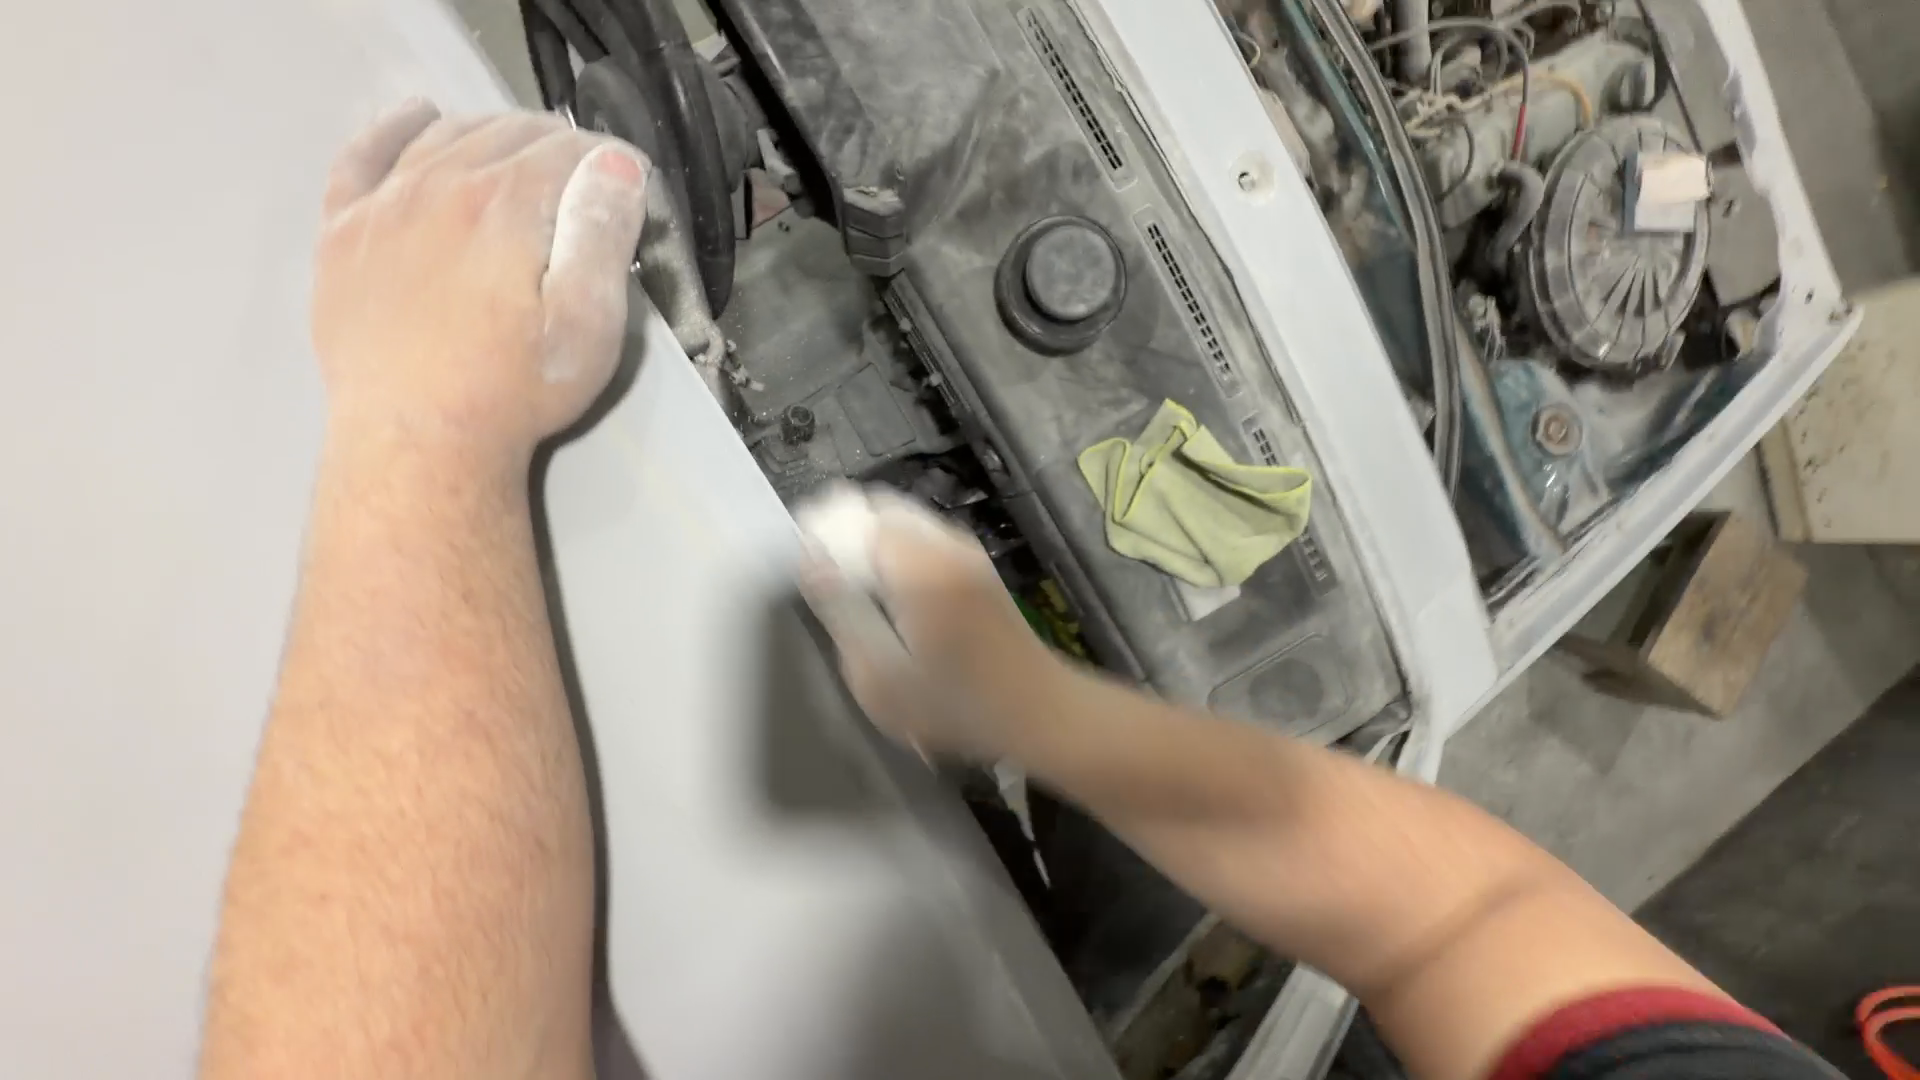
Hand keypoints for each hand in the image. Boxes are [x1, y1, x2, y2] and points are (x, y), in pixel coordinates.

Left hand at [312, 101, 650, 467]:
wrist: (420, 437)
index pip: (568, 151)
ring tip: (528, 152)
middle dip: (560, 143)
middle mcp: (440, 184)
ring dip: (497, 132)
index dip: (611, 159)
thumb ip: (602, 237)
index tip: (635, 180)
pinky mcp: (344, 230)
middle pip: (508, 134)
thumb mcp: (589, 323)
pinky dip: (397, 126)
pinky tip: (421, 117)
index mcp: (507, 206)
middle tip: (592, 175)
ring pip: (446, 135)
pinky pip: (366, 153)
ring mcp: (384, 202)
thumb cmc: (519, 388)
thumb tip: (615, 167)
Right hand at [798, 490, 1065, 759]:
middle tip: (827, 571)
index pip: (856, 513)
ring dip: (874, 536)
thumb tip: (811, 560)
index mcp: (918, 565)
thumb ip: (841, 612)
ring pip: (906, 518)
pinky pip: (927, 536)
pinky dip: (900, 547)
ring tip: (857, 583)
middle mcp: (945, 544)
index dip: (822, 526)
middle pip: (883, 506)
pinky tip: (894, 591)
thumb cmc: (955, 706)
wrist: (1040, 710)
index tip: (804, 554)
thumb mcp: (881, 676)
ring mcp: (968, 552)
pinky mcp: (979, 566)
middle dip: (846, 526)